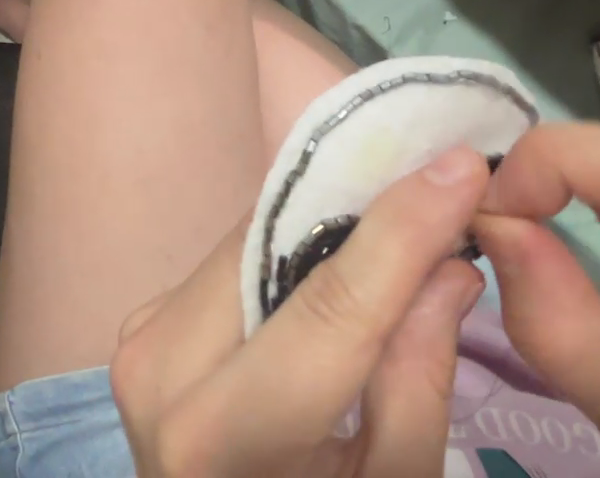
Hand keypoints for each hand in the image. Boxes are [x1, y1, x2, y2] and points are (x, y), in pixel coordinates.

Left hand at [111, 146, 491, 476]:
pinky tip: (337, 245)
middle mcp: (158, 366)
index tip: (459, 165)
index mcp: (213, 434)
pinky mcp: (145, 321)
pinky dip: (288, 247)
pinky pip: (231, 260)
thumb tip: (447, 264)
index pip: (326, 308)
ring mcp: (140, 336)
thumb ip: (414, 382)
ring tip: (399, 204)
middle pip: (272, 253)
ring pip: (248, 243)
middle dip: (357, 207)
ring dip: (322, 222)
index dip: (398, 230)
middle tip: (439, 176)